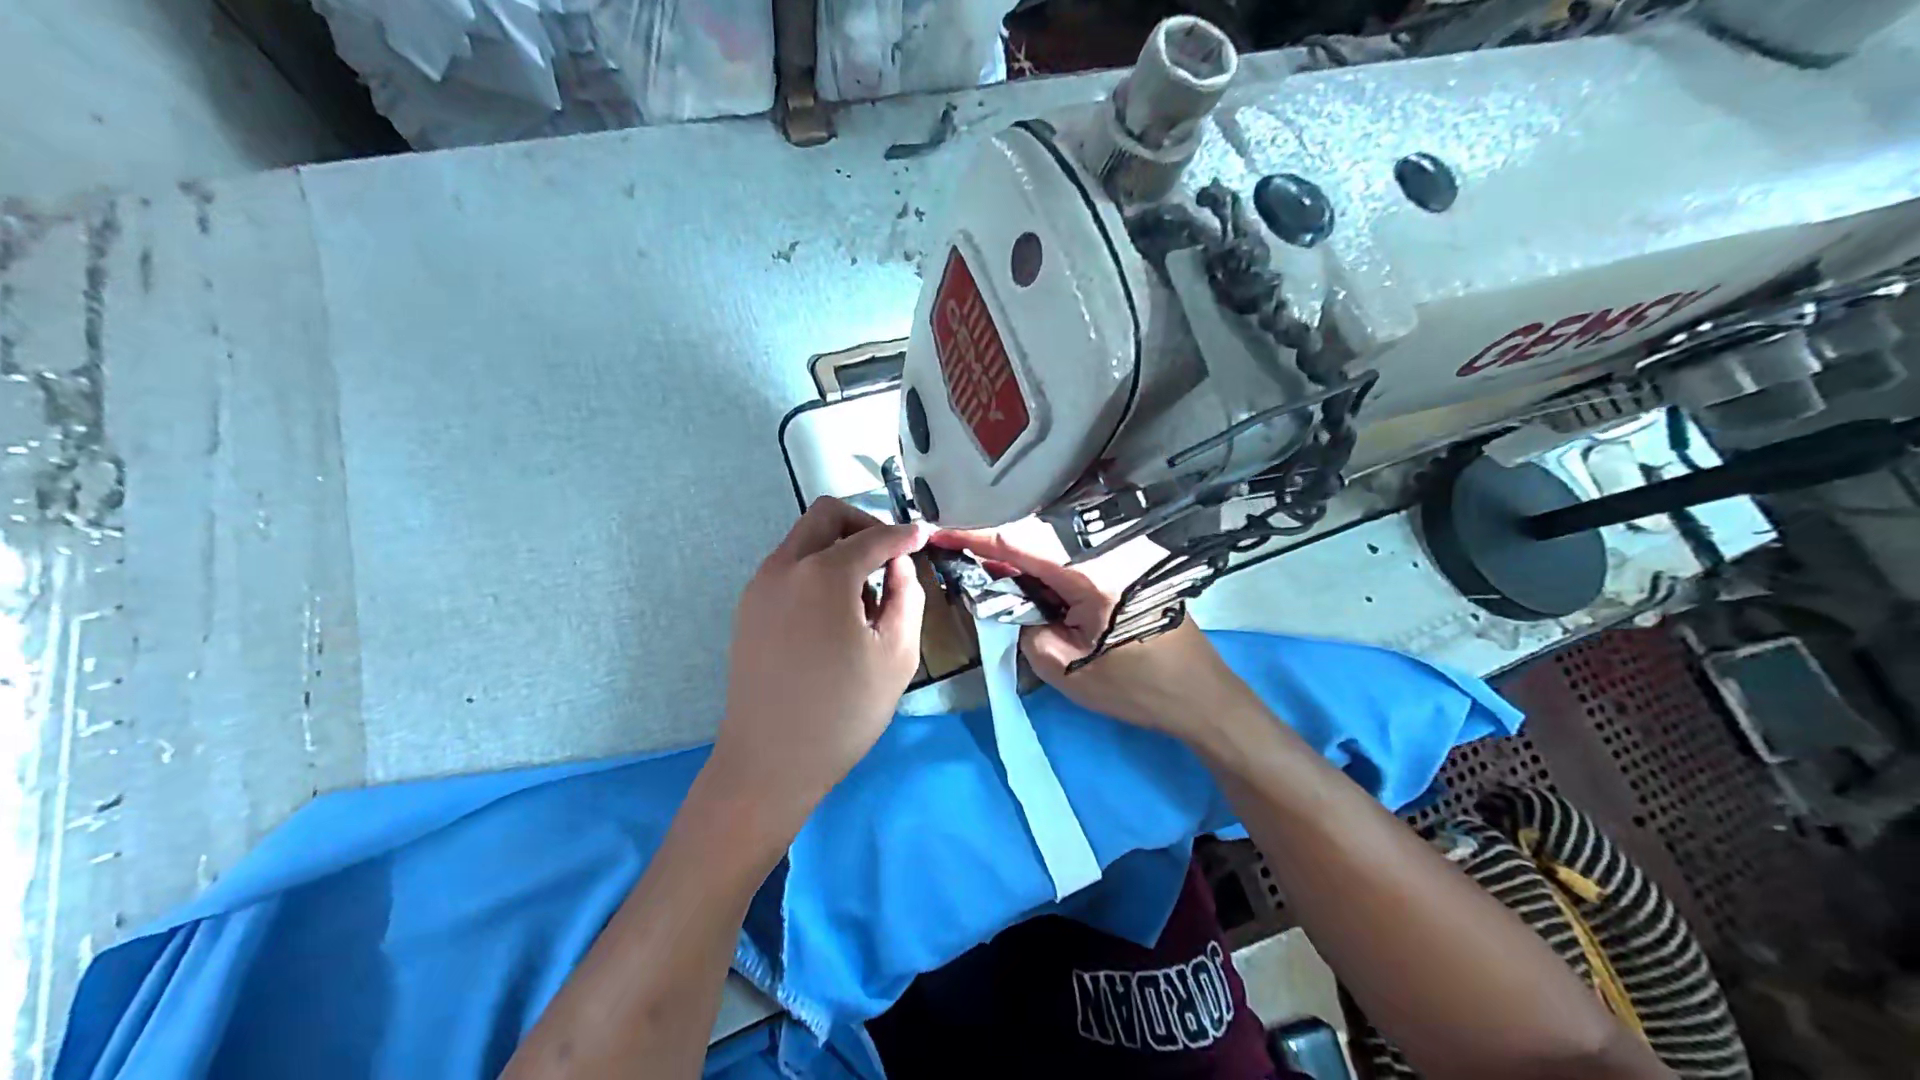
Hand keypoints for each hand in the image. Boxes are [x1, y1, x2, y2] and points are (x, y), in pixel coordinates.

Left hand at [712, 497, 929, 817]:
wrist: (770, 763)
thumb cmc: (843, 712)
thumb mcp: (897, 655)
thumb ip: (907, 596)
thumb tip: (898, 566)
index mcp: (823, 574)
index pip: (872, 536)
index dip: (904, 534)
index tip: (924, 536)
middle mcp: (784, 567)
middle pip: (826, 516)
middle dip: (864, 525)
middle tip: (889, 558)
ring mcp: (759, 587)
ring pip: (803, 540)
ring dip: (839, 550)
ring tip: (865, 599)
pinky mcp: (748, 609)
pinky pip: (788, 569)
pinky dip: (816, 571)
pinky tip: (834, 615)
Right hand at [930, 521, 1258, 741]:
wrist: (1202, 696)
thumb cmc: (1136, 688)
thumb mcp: (1064, 667)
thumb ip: (1023, 627)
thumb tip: (1002, 599)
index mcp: (1094, 571)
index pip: (1021, 542)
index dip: (975, 536)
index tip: (939, 533)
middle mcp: (1112, 546)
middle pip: (1038, 534)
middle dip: (997, 547)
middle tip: (963, 560)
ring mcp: (1127, 549)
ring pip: (1057, 540)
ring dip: (1023, 555)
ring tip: (993, 573)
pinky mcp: (1134, 558)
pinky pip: (1078, 550)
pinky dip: (1048, 561)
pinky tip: (1033, 580)